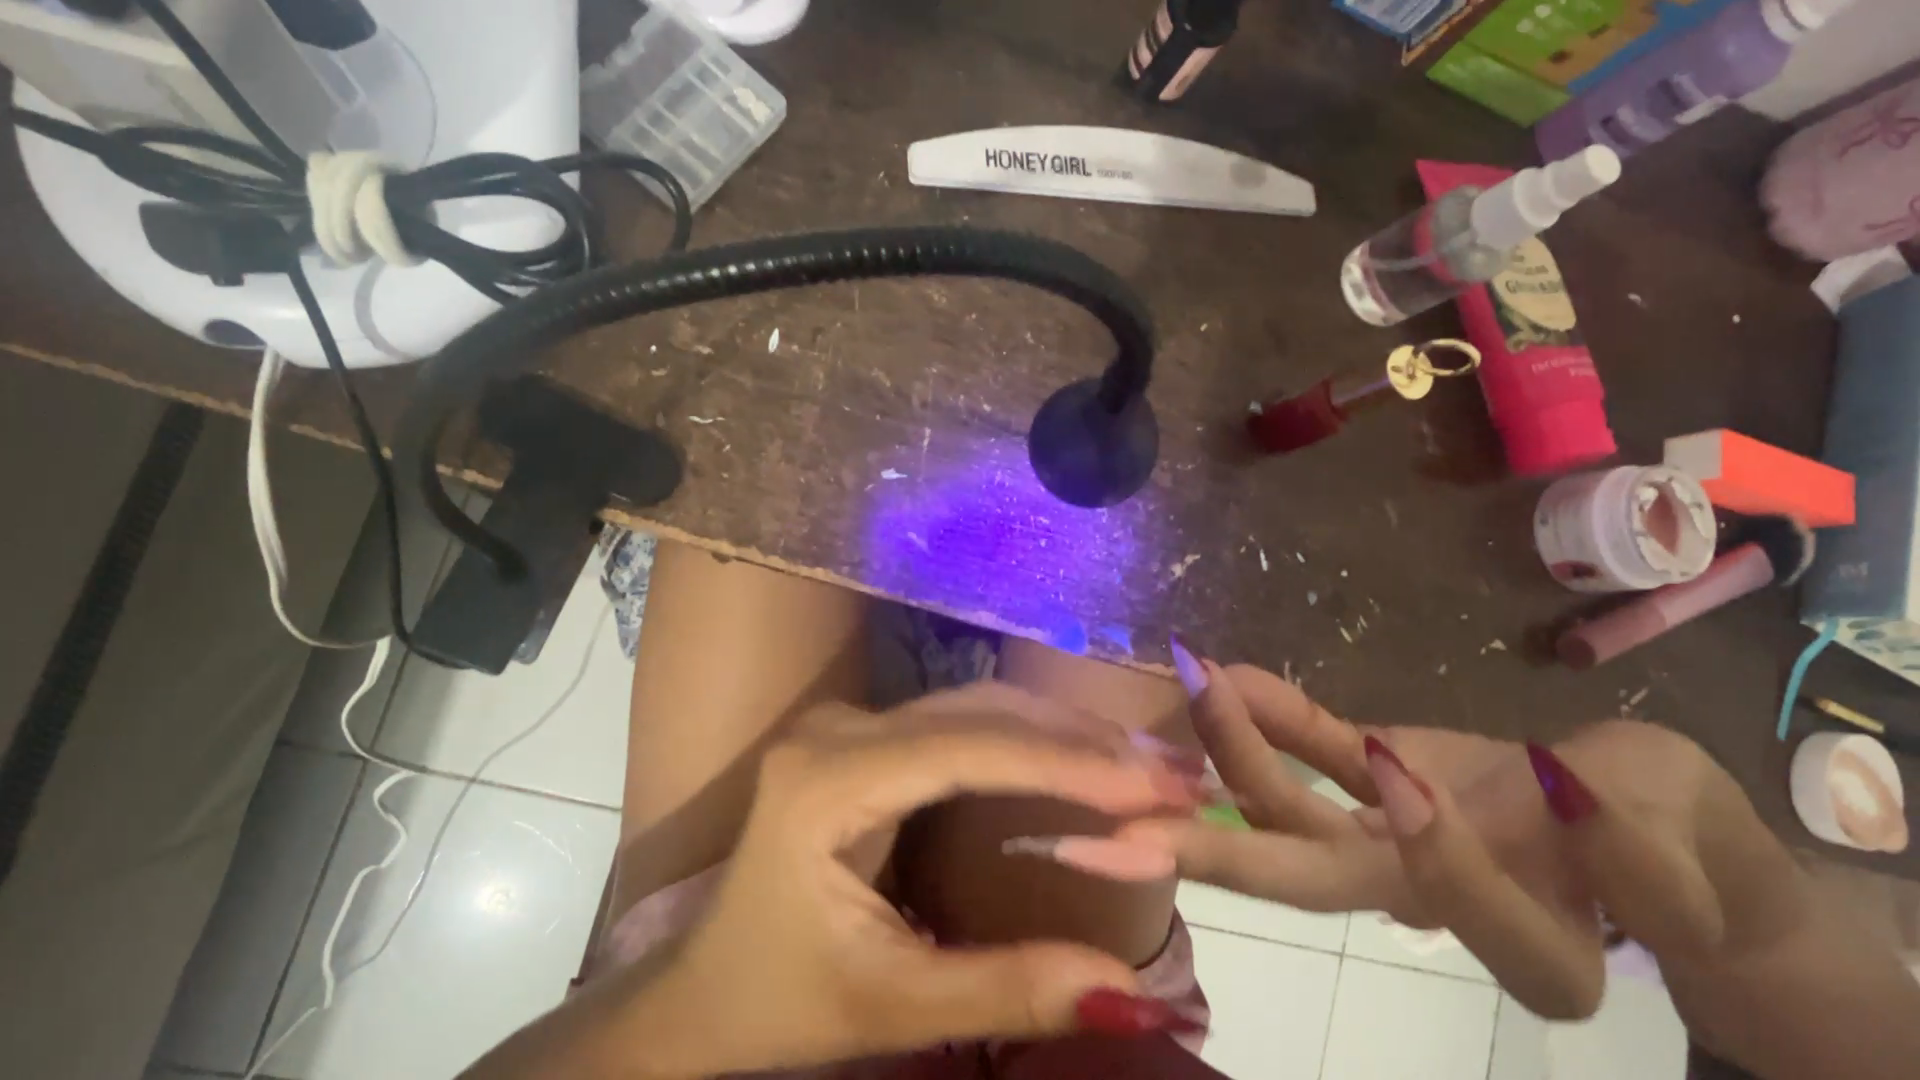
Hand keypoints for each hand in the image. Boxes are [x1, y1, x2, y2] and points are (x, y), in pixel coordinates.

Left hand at [604, 683, 1206, 1076]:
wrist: (698, 992)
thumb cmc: (778, 1000)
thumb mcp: (892, 1007)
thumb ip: (1008, 991)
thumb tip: (1132, 987)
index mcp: (826, 784)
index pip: (970, 749)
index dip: (1070, 763)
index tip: (1159, 786)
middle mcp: (836, 733)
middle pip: (979, 713)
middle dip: (1082, 740)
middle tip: (1175, 772)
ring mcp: (846, 728)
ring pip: (974, 706)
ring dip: (1062, 731)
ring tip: (1147, 762)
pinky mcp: (861, 741)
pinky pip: (958, 722)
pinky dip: (1027, 739)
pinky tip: (1082, 757)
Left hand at [1123, 652, 1801, 1021]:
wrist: (1626, 815)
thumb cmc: (1672, 836)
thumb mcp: (1675, 835)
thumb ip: (1629, 841)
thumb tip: (1561, 789)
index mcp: (1526, 940)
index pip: (1478, 919)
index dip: (1446, 858)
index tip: (1402, 774)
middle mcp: (1421, 897)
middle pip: (1315, 885)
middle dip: (1222, 854)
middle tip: (1123, 835)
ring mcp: (1374, 838)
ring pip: (1288, 807)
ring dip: (1235, 746)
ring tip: (1197, 675)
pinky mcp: (1361, 780)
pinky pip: (1304, 752)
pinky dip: (1267, 715)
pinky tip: (1220, 669)